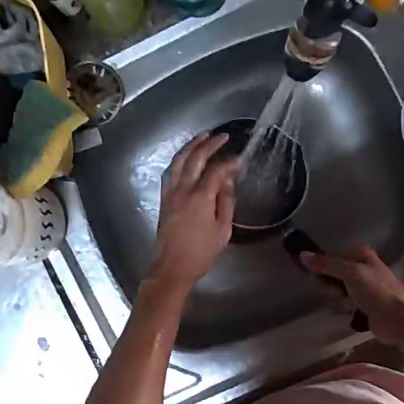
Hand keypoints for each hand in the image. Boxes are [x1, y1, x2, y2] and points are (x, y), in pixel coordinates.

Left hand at [151, 132, 237, 288]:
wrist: (173, 267)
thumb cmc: (202, 252)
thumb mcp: (223, 230)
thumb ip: (226, 202)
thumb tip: (228, 181)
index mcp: (201, 198)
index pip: (216, 171)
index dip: (229, 162)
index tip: (240, 158)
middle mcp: (183, 190)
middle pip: (195, 158)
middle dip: (209, 144)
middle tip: (222, 136)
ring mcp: (170, 193)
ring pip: (179, 161)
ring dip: (191, 146)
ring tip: (203, 137)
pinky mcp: (164, 198)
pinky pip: (171, 171)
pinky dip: (180, 159)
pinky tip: (186, 157)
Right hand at [299, 246, 403, 349]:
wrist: (399, 319)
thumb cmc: (376, 291)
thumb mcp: (350, 273)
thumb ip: (326, 263)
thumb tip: (302, 254)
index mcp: (359, 254)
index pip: (329, 257)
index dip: (321, 268)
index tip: (317, 278)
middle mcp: (360, 267)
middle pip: (331, 274)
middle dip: (330, 286)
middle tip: (338, 293)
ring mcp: (362, 286)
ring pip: (335, 290)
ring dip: (337, 299)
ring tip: (348, 305)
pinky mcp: (362, 304)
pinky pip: (343, 303)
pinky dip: (344, 308)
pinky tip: (351, 313)